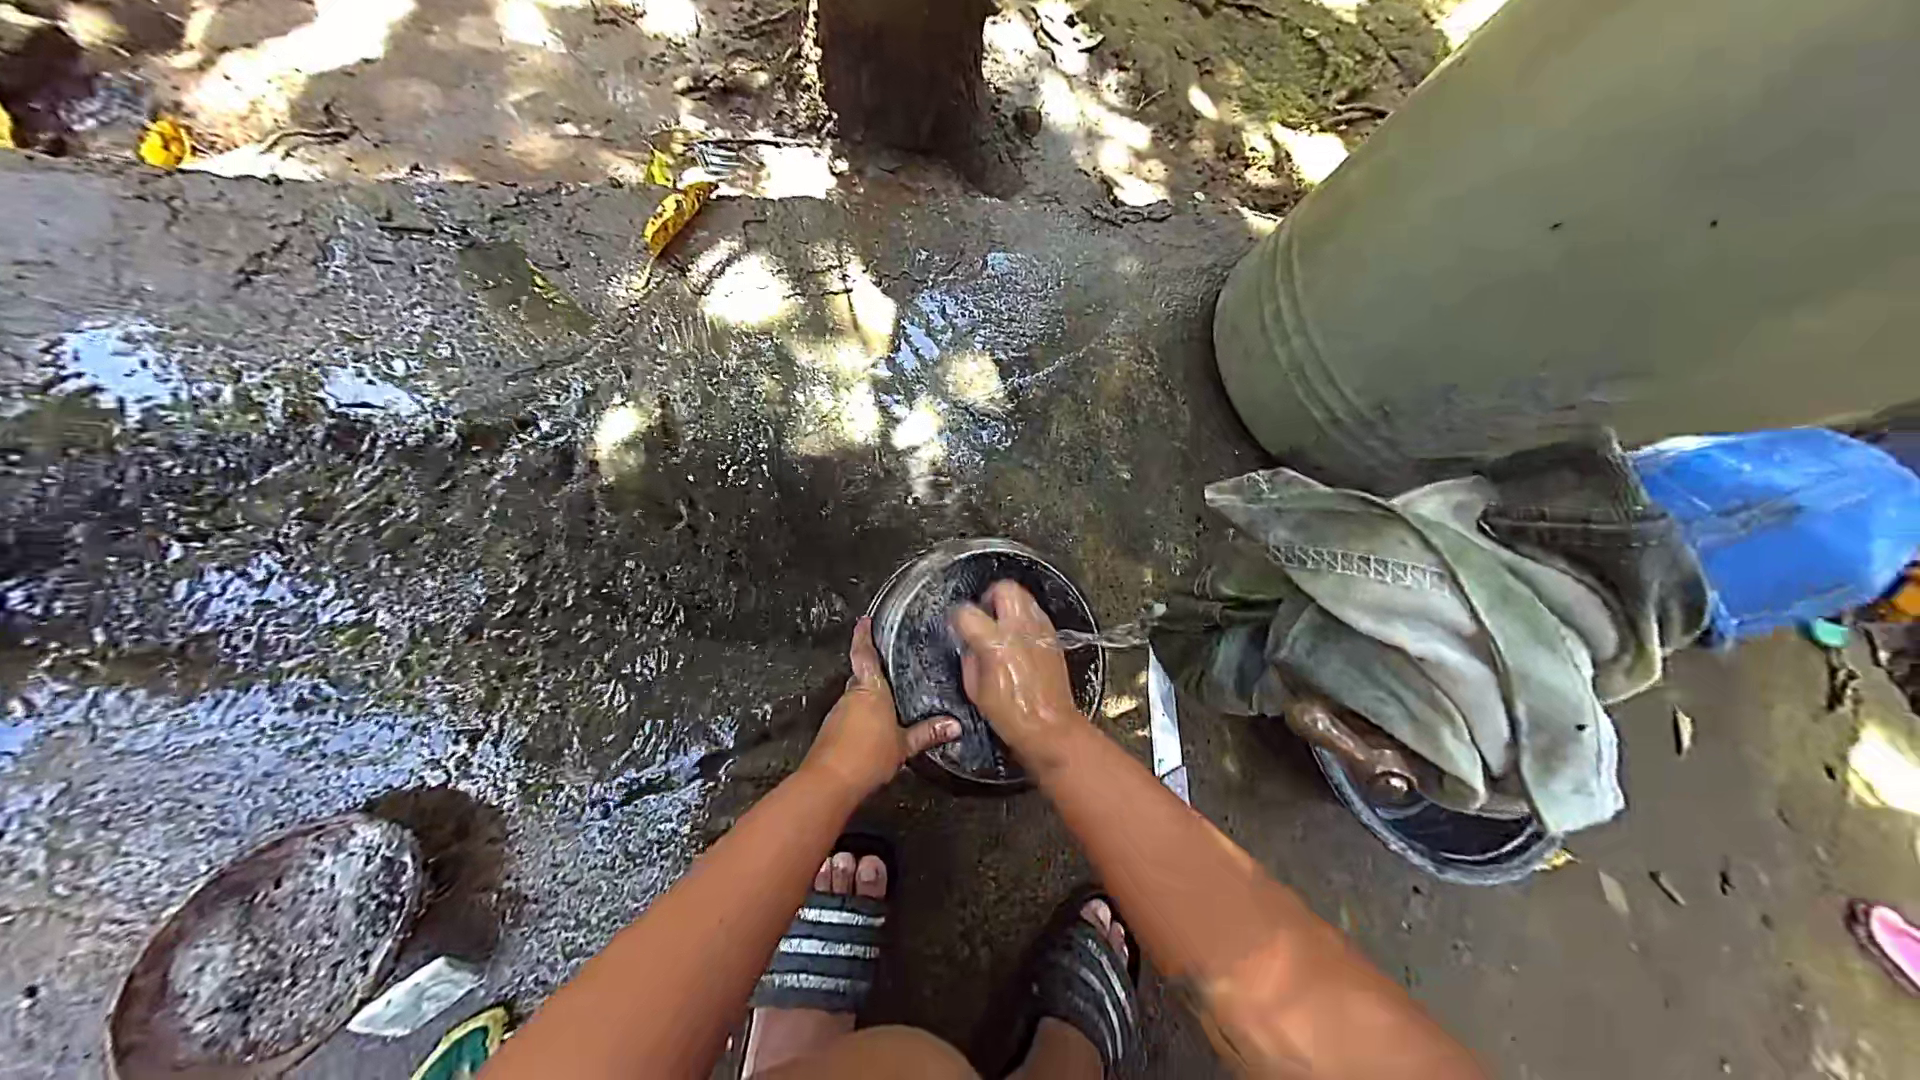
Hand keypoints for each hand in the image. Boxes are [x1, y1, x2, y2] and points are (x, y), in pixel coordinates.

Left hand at [804, 617, 961, 795]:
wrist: (830, 782)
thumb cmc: (867, 756)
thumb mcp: (904, 745)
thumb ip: (927, 733)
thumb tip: (954, 725)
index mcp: (870, 689)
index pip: (863, 653)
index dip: (863, 635)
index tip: (864, 621)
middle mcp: (851, 696)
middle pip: (860, 676)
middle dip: (872, 673)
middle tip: (888, 669)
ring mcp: (838, 714)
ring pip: (855, 698)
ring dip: (867, 700)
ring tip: (886, 705)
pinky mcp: (831, 732)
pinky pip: (849, 717)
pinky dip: (860, 719)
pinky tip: (872, 731)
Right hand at [951, 581, 1089, 769]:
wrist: (1050, 727)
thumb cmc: (1011, 715)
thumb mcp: (975, 689)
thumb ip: (970, 657)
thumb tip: (970, 643)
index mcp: (995, 643)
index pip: (967, 612)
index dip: (958, 617)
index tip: (957, 624)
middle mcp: (1020, 629)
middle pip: (1004, 588)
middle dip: (989, 596)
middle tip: (983, 613)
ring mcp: (1040, 630)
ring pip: (1023, 595)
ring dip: (1008, 604)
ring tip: (1001, 623)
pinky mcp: (1053, 636)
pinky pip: (1036, 613)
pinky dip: (1023, 617)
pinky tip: (1018, 636)